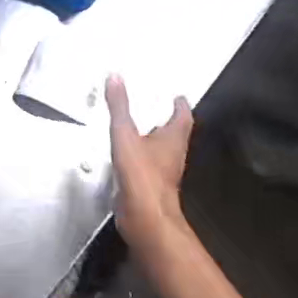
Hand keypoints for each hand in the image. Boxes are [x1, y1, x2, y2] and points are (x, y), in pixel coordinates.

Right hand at [106, 74, 193, 254]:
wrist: (146, 221)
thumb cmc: (141, 175)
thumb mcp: (125, 135)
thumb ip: (119, 107)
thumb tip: (115, 76)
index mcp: (173, 140)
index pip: (182, 118)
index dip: (180, 106)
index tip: (178, 96)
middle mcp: (172, 156)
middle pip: (174, 134)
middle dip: (165, 120)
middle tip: (154, 106)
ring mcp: (162, 173)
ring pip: (161, 150)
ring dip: (152, 138)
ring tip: (137, 125)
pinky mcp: (149, 186)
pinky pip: (147, 163)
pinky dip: (140, 154)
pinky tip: (126, 152)